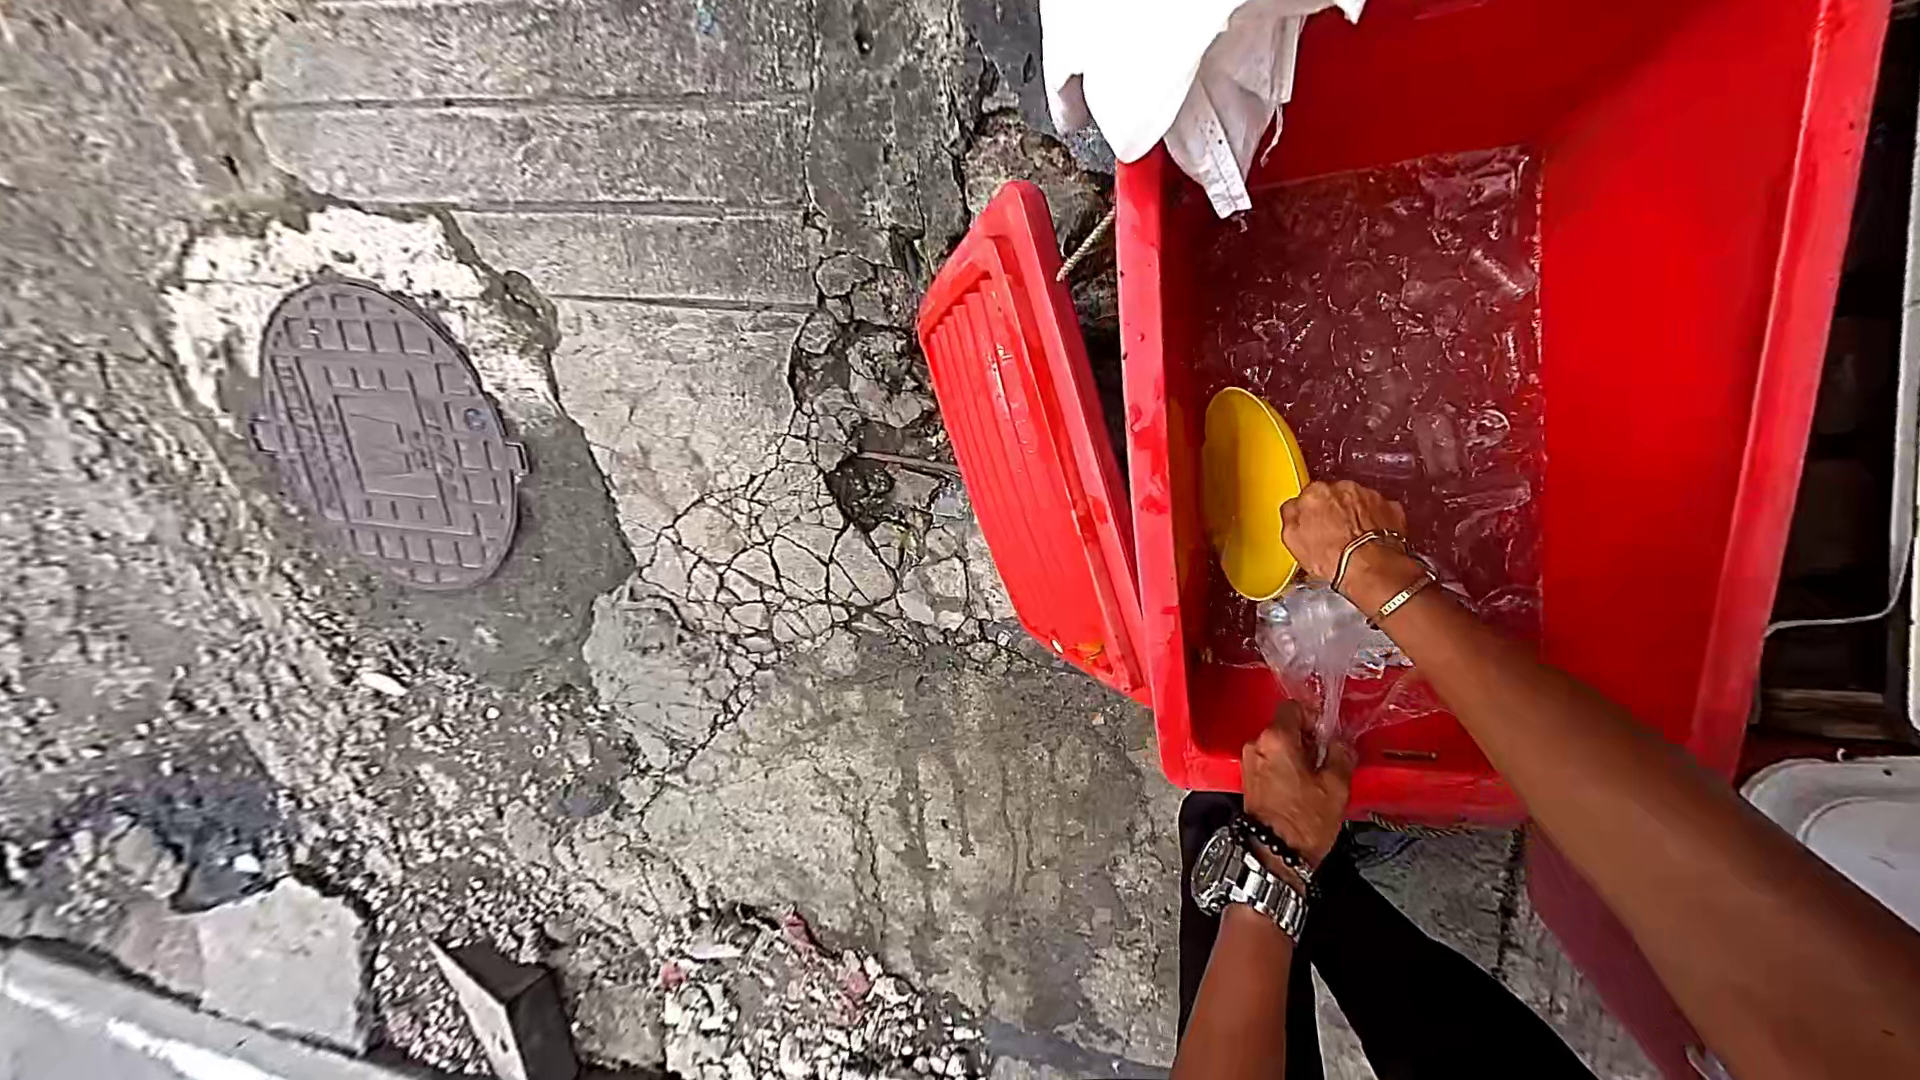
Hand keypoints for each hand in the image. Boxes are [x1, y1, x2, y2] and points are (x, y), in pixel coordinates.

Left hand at [1242, 701, 1354, 867]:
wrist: (1274, 850)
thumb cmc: (1304, 820)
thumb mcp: (1335, 786)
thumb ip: (1340, 755)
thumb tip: (1340, 742)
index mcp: (1276, 738)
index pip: (1291, 707)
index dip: (1312, 716)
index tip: (1326, 733)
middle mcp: (1256, 743)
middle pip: (1283, 726)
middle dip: (1306, 738)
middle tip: (1326, 759)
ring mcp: (1249, 760)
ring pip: (1275, 744)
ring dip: (1295, 753)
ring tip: (1314, 777)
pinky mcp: (1248, 776)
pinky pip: (1268, 759)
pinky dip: (1283, 765)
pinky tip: (1299, 786)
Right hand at [1280, 480, 1421, 612]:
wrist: (1369, 567)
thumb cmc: (1332, 555)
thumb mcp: (1291, 538)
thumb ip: (1290, 515)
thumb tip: (1292, 509)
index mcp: (1315, 492)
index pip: (1309, 494)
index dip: (1310, 511)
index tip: (1311, 522)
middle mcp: (1343, 489)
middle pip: (1334, 495)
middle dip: (1333, 510)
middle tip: (1331, 532)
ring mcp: (1369, 496)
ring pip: (1357, 501)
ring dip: (1354, 514)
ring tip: (1351, 538)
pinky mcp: (1391, 507)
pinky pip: (1379, 510)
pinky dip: (1375, 520)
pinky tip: (1368, 538)